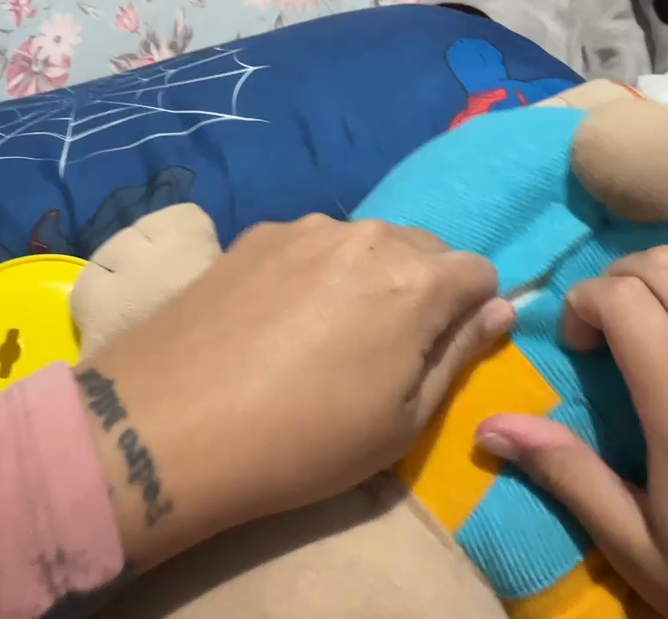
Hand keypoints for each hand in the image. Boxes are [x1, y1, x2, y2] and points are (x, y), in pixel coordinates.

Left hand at [73, 214, 511, 567]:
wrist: (169, 425)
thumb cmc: (302, 440)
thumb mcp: (401, 421)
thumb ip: (459, 355)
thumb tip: (498, 309)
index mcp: (415, 281)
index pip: (478, 271)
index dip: (470, 311)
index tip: (439, 349)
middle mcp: (367, 235)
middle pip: (424, 249)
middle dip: (423, 288)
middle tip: (382, 346)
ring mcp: (306, 228)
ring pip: (366, 242)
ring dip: (368, 274)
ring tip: (323, 330)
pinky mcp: (257, 233)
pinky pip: (313, 244)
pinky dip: (316, 270)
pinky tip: (276, 316)